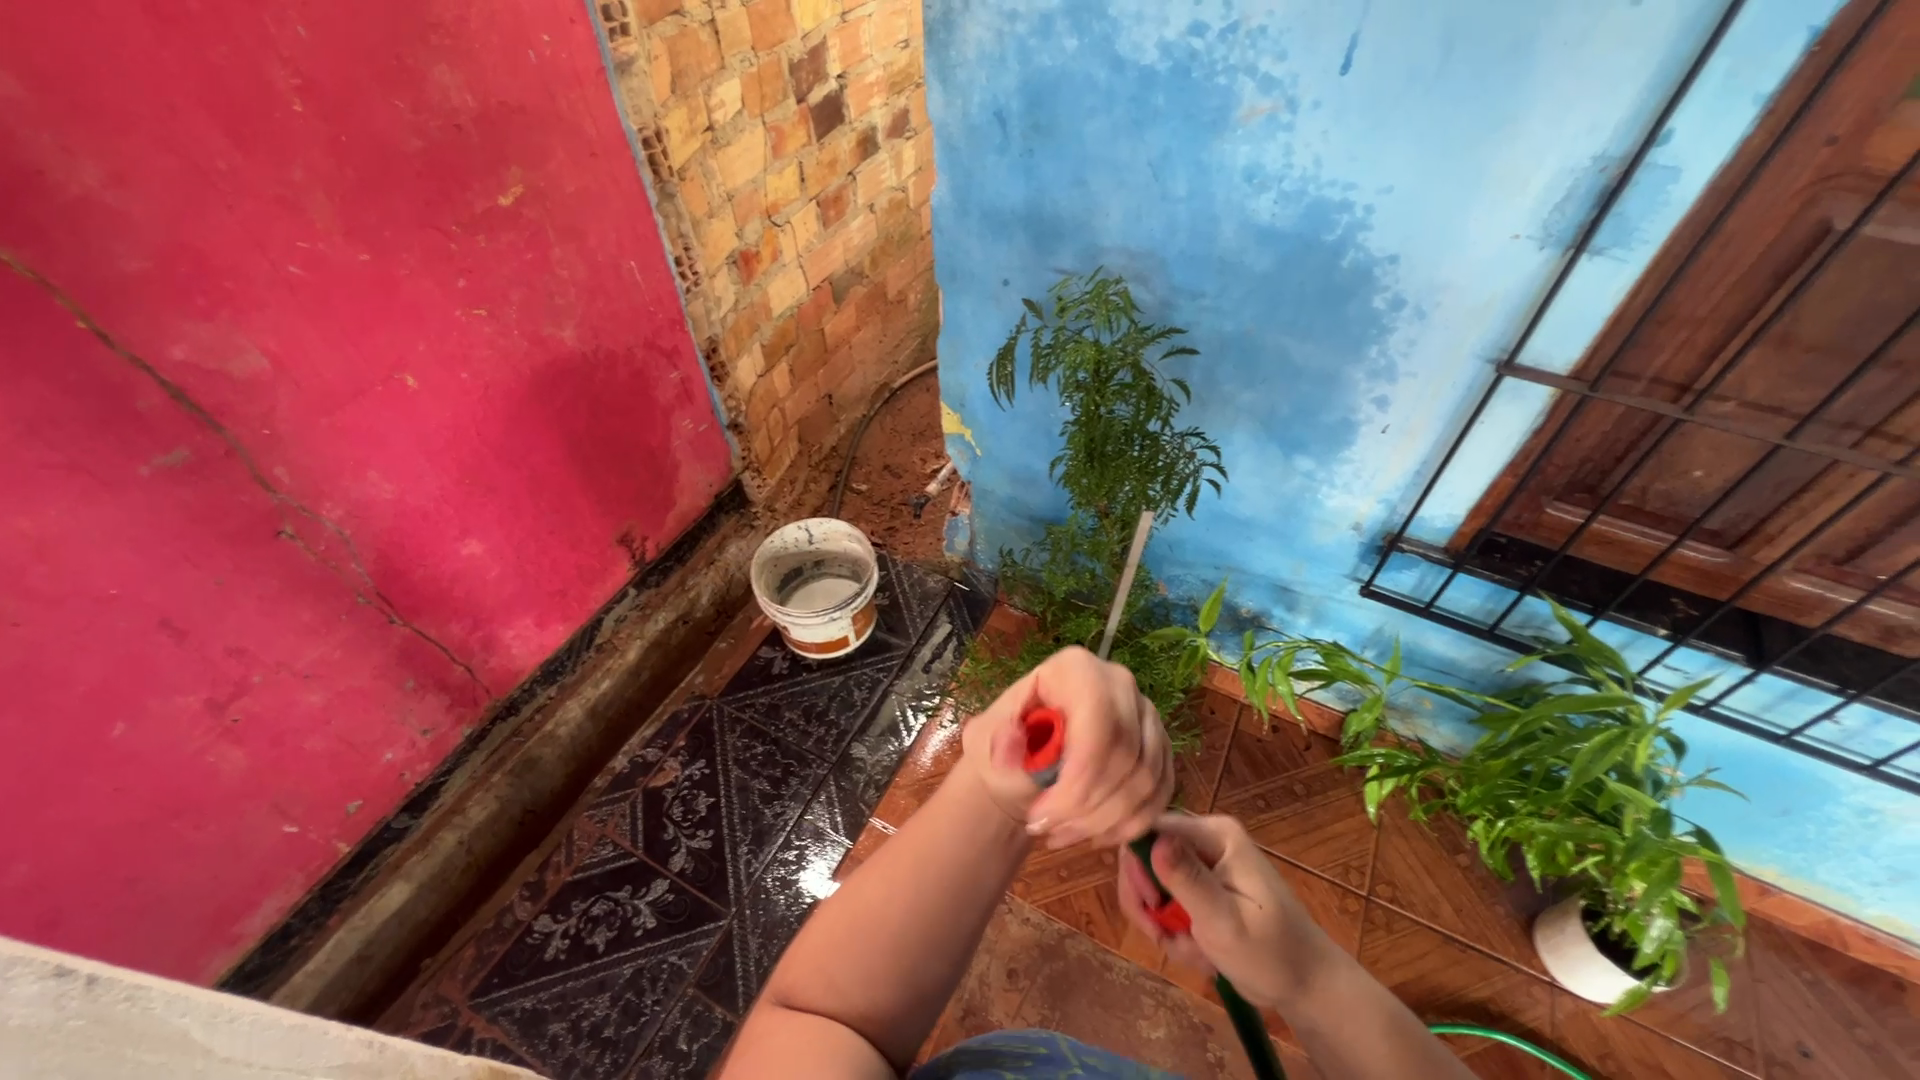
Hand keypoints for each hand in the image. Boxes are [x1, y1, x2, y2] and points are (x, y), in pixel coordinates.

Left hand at [958, 646, 1173, 847]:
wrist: (1025, 761)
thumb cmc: (1007, 745)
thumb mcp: (986, 741)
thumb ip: (998, 741)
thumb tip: (1010, 742)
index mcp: (1075, 669)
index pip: (1096, 727)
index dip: (1075, 781)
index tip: (1041, 816)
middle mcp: (1119, 683)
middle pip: (1126, 755)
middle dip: (1087, 807)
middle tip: (1050, 830)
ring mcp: (1146, 714)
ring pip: (1146, 779)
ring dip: (1105, 820)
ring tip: (1065, 834)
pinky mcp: (1160, 747)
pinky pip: (1160, 793)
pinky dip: (1129, 824)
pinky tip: (1095, 836)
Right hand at [1117, 813, 1340, 1010]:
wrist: (1305, 985)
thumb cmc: (1270, 954)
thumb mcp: (1224, 922)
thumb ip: (1187, 880)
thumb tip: (1153, 840)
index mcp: (1215, 834)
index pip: (1150, 829)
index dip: (1138, 866)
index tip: (1149, 906)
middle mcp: (1206, 838)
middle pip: (1145, 855)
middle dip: (1150, 903)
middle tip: (1164, 936)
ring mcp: (1204, 862)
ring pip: (1153, 883)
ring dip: (1165, 923)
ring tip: (1193, 950)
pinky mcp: (1202, 885)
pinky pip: (1167, 901)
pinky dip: (1176, 930)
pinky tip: (1200, 950)